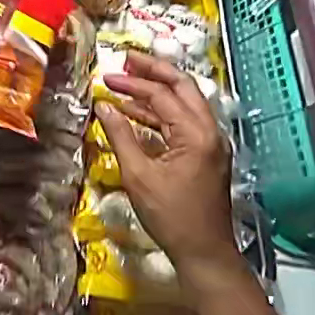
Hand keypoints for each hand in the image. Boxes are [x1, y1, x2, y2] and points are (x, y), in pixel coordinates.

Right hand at [96, 53, 239, 279]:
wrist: (205, 254)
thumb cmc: (171, 217)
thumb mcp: (138, 176)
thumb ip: (121, 135)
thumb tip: (103, 106)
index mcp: (196, 133)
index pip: (162, 95)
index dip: (131, 84)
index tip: (106, 78)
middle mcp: (209, 129)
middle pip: (182, 85)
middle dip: (153, 70)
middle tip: (126, 60)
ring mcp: (211, 140)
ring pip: (185, 101)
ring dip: (157, 90)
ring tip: (126, 83)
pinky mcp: (207, 152)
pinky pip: (184, 120)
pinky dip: (161, 112)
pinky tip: (137, 113)